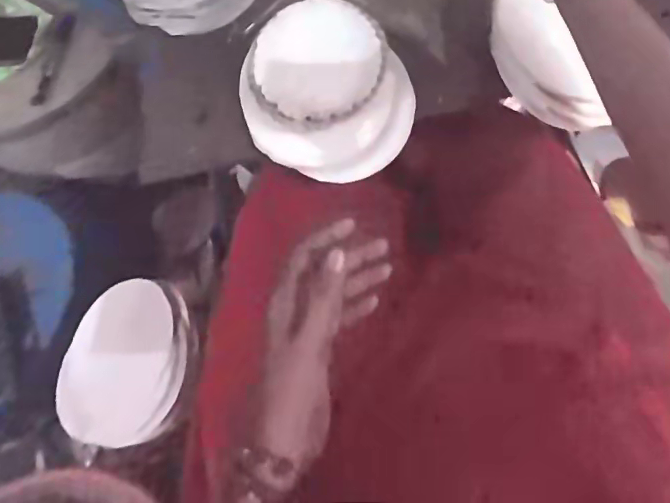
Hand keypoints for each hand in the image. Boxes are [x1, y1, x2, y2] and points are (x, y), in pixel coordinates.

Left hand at [250, 218, 390, 470]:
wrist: (282, 444)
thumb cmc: (291, 390)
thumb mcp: (309, 342)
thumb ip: (323, 297)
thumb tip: (338, 252)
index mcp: (284, 301)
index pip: (305, 256)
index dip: (326, 237)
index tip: (353, 224)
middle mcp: (294, 308)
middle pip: (324, 272)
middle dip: (350, 256)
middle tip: (383, 245)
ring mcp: (306, 328)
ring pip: (335, 293)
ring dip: (358, 278)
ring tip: (387, 266)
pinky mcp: (319, 349)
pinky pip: (340, 317)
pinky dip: (356, 305)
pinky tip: (376, 297)